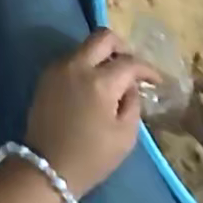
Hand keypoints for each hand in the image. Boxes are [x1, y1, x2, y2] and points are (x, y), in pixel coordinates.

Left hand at [25, 30, 159, 197]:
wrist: (47, 166)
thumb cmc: (92, 156)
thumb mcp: (125, 135)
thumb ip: (132, 103)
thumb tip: (130, 85)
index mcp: (99, 81)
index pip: (129, 61)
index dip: (147, 70)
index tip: (157, 81)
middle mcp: (76, 65)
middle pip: (102, 37)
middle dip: (122, 47)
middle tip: (132, 68)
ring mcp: (57, 67)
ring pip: (84, 46)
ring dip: (101, 56)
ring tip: (114, 79)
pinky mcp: (46, 75)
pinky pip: (71, 59)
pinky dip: (86, 64)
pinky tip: (94, 85)